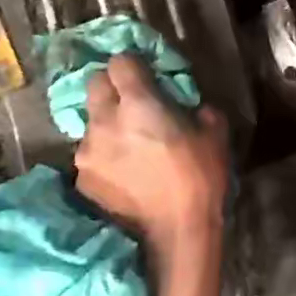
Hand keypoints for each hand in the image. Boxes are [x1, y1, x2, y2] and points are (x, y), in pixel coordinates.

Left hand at [74, 57, 228, 259]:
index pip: (119, 62)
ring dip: (107, 123)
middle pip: (94, 84)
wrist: (177, 232)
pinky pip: (90, 155)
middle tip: (133, 100)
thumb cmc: (200, 173)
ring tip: (130, 142)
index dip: (132, 63)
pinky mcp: (81, 182)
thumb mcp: (213, 129)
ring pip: (91, 122)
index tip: (145, 71)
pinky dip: (105, 154)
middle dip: (111, 86)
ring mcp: (87, 154)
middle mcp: (104, 122)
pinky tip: (125, 171)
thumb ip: (194, 106)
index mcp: (138, 103)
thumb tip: (187, 105)